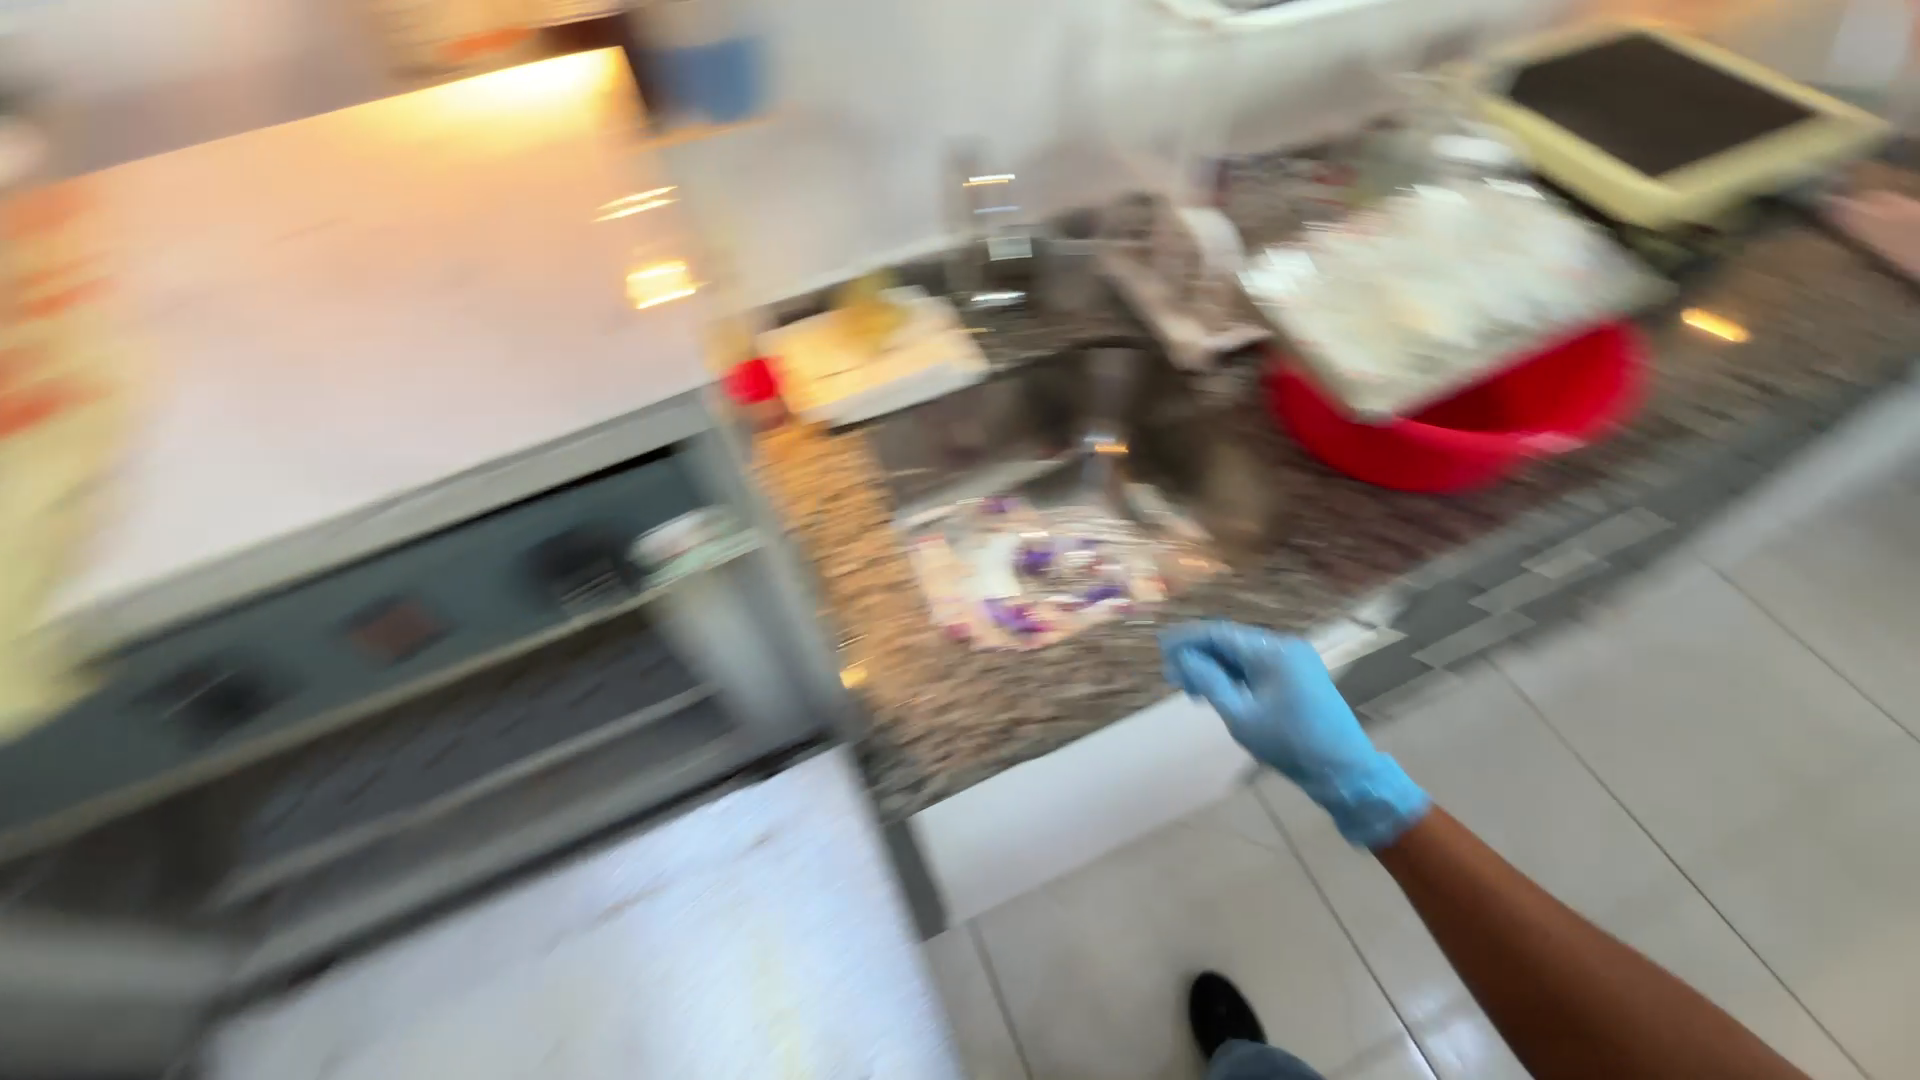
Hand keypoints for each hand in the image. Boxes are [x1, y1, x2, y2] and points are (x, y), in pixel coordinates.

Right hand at [1161, 621, 1429, 847]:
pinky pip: (1258, 665)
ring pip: (1243, 654)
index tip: (1160, 649)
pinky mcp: (1300, 674)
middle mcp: (1285, 646)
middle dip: (1199, 655)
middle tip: (1171, 677)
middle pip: (1230, 641)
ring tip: (1190, 689)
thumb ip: (1209, 681)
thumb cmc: (1288, 744)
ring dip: (1215, 666)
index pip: (1219, 633)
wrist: (1343, 770)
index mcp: (1272, 652)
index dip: (1186, 639)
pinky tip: (1217, 691)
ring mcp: (1295, 659)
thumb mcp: (1240, 715)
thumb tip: (1183, 658)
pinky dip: (1235, 675)